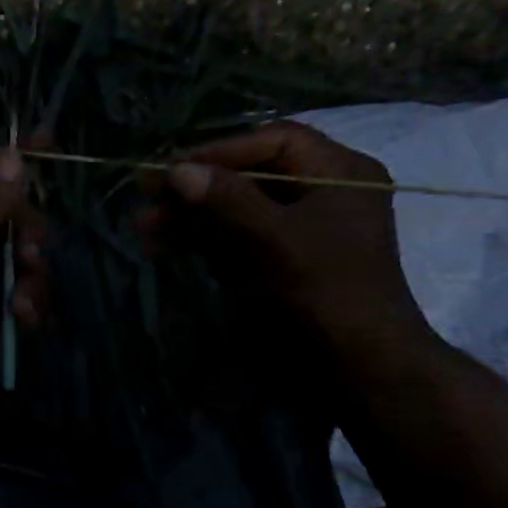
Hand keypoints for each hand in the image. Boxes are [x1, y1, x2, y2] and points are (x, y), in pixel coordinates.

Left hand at [0, 150, 49, 394]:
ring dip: (34, 278)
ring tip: (19, 297)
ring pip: (38, 256)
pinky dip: (33, 304)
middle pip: (23, 215)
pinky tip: (22, 317)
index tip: (49, 137)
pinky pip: (38, 290)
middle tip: (29, 253)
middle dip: (34, 234)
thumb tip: (13, 156)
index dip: (17, 157)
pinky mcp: (12, 303)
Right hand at [150, 121, 423, 341]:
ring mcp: (300, 232)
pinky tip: (168, 248)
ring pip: (237, 213)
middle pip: (250, 178)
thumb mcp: (278, 239)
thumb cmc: (331, 291)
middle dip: (198, 191)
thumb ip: (228, 201)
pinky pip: (238, 243)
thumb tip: (176, 171)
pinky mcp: (282, 264)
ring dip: (191, 221)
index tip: (173, 168)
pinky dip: (205, 245)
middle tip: (146, 199)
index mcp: (338, 173)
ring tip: (145, 232)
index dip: (220, 152)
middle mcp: (320, 194)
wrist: (362, 364)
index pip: (273, 143)